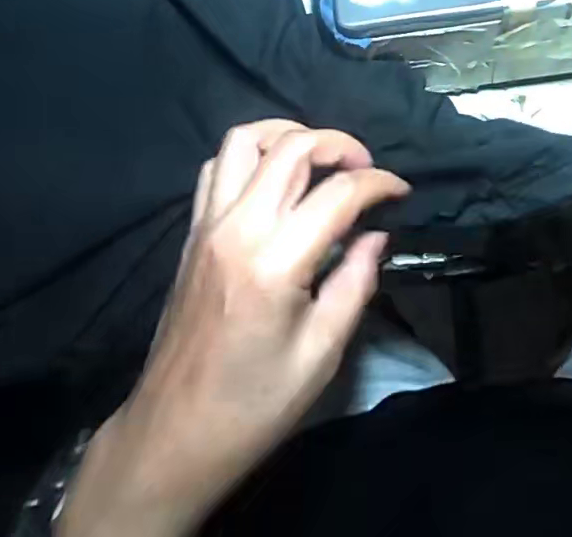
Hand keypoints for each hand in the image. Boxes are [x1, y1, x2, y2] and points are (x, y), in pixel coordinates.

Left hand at [60, 120, 408, 536]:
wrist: (171, 437)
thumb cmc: (253, 405)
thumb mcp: (321, 354)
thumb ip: (355, 283)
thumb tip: (376, 236)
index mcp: (275, 262)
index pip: (338, 193)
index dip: (379, 183)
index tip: (400, 192)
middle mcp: (237, 228)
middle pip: (291, 147)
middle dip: (339, 144)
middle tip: (365, 169)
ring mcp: (207, 225)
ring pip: (244, 141)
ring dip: (289, 135)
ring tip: (320, 159)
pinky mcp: (191, 232)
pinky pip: (217, 167)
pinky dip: (252, 155)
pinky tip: (275, 180)